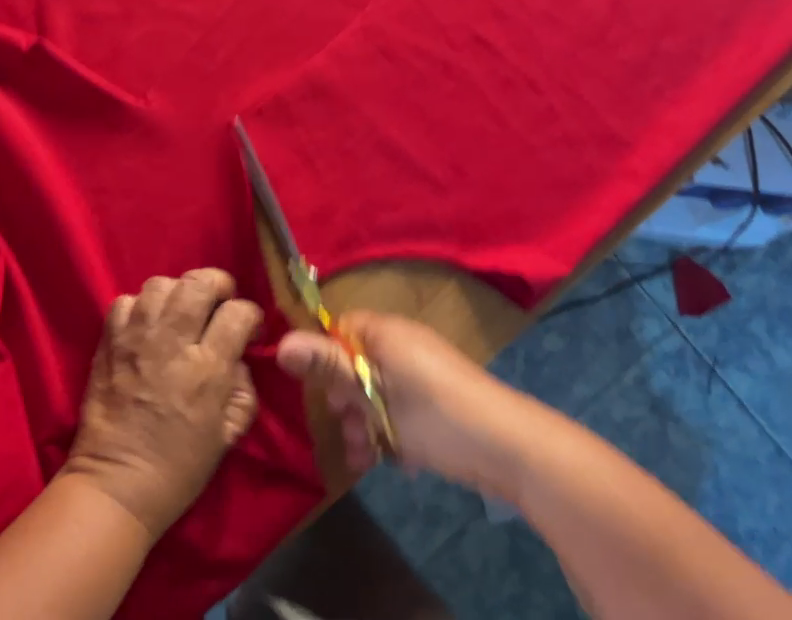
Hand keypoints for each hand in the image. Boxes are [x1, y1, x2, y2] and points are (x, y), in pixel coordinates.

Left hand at [62, 269, 263, 539]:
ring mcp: (136, 338)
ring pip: (160, 284)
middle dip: (217, 285)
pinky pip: (124, 301)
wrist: (118, 481)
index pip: (238, 313)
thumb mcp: (228, 434)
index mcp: (208, 369)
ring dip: (177, 291)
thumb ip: (242, 390)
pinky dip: (140, 306)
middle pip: (198, 283)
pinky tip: (147, 324)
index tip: (248, 330)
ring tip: (181, 310)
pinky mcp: (108, 341)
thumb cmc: (179, 466)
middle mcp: (172, 343)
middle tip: (219, 302)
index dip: (250, 315)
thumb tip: (238, 358)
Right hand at [276, 311, 536, 497]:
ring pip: (377, 394)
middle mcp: (403, 345)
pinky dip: (393, 434)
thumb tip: (279, 343)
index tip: (324, 392)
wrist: (511, 449)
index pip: (338, 329)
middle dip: (346, 403)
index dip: (325, 359)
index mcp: (386, 332)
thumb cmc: (434, 414)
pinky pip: (401, 410)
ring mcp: (424, 374)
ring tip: (367, 459)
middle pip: (355, 365)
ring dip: (366, 426)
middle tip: (349, 432)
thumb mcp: (373, 393)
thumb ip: (328, 368)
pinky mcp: (440, 402)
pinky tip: (399, 463)